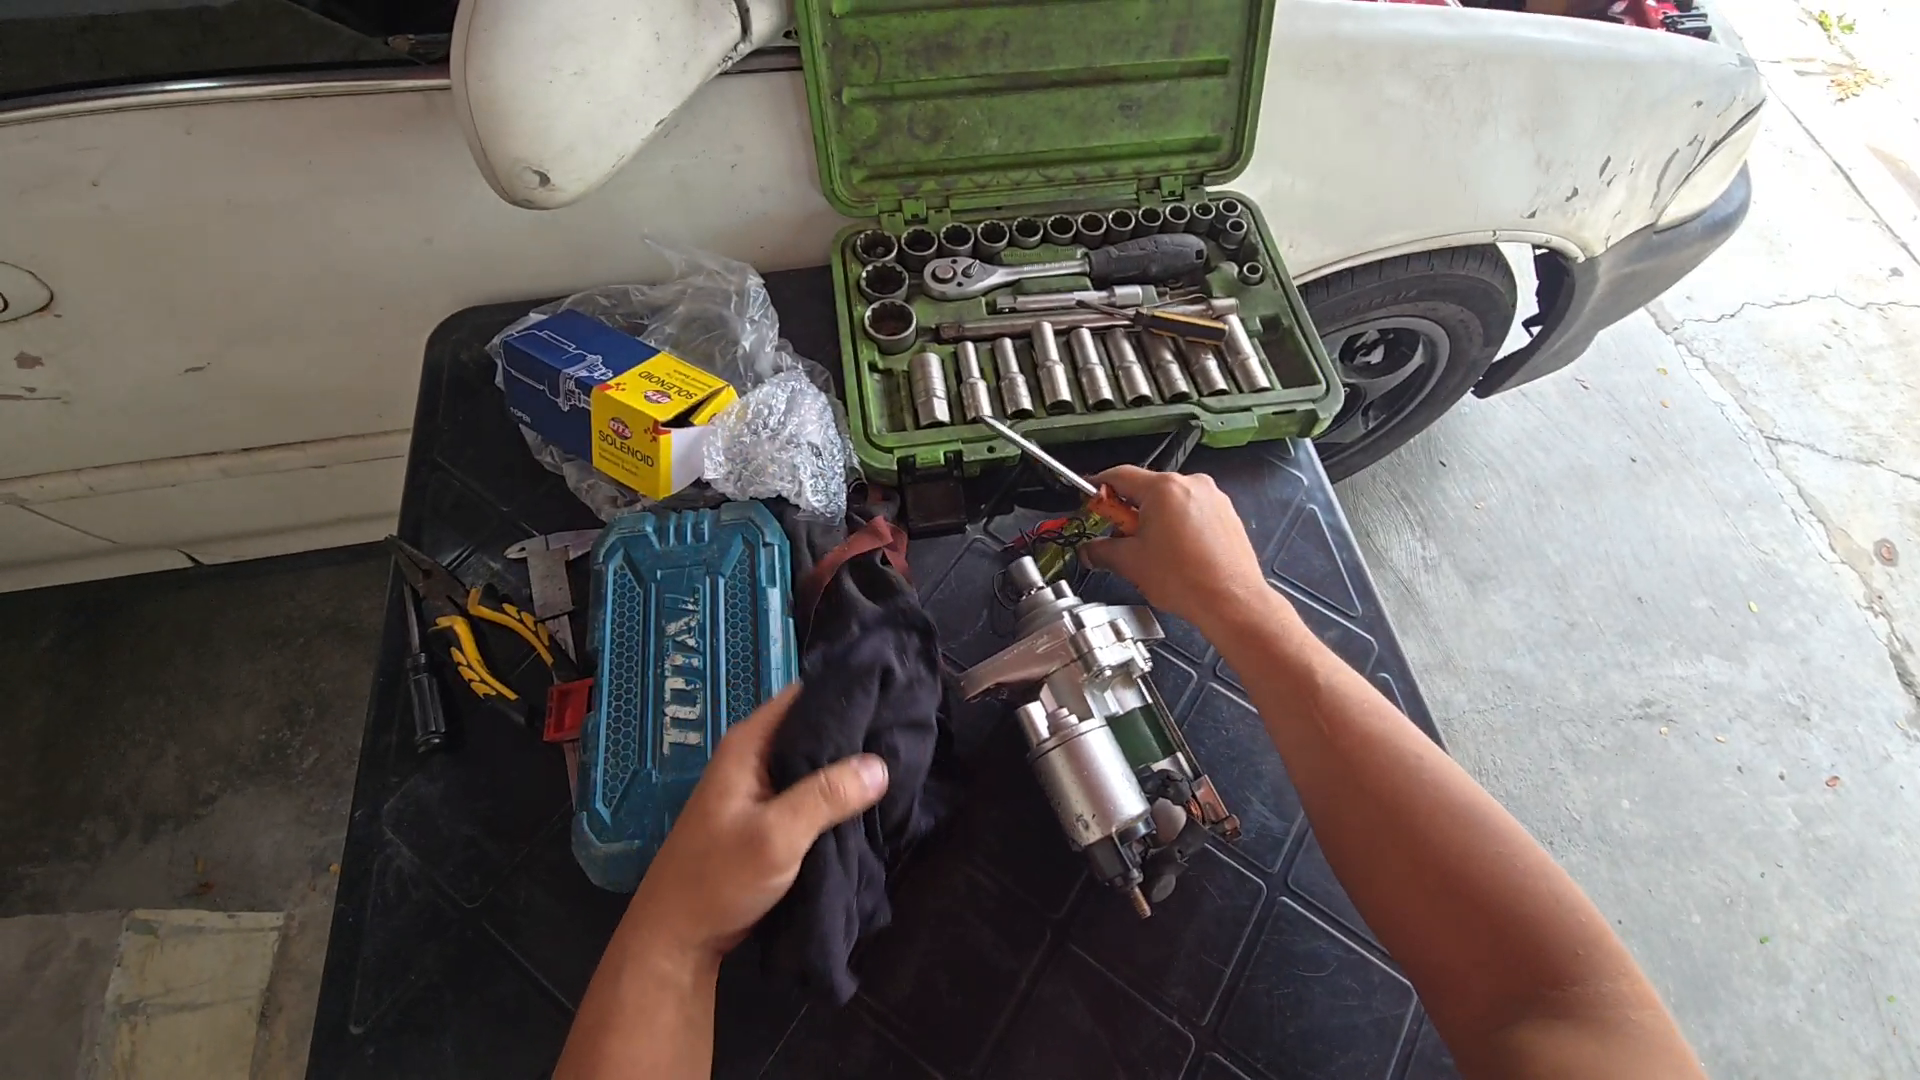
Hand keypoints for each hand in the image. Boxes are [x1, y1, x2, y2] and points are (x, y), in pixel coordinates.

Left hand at [628, 684, 888, 961]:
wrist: (678, 941)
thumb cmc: (717, 880)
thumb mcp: (775, 836)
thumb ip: (827, 797)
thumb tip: (880, 765)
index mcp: (750, 743)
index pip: (805, 695)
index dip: (846, 691)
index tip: (890, 695)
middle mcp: (757, 755)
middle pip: (814, 726)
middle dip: (855, 729)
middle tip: (903, 730)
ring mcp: (763, 786)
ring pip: (816, 761)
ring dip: (849, 764)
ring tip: (899, 757)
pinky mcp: (772, 815)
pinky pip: (813, 790)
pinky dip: (839, 791)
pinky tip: (872, 795)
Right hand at [1080, 466, 1290, 634]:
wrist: (1232, 601)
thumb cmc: (1187, 580)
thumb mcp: (1130, 563)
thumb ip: (1102, 551)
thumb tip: (1091, 550)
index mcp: (1163, 489)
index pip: (1119, 475)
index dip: (1098, 487)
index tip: (1090, 499)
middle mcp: (1191, 485)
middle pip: (1146, 488)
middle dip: (1127, 511)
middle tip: (1117, 537)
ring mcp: (1213, 498)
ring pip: (1169, 501)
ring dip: (1153, 519)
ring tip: (1149, 552)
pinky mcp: (1226, 514)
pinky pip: (1191, 511)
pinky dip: (1176, 526)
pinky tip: (1173, 553)